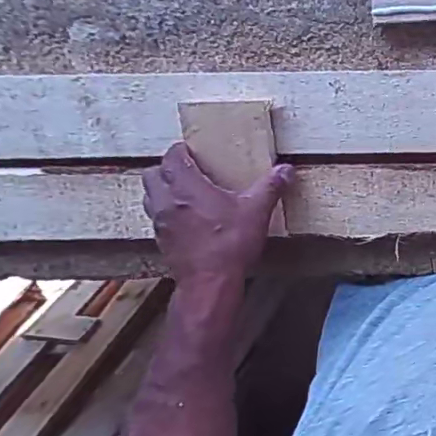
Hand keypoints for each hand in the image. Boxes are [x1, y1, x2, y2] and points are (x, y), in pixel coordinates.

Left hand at [142, 142, 292, 282]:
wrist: (210, 284)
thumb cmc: (229, 245)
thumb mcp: (256, 212)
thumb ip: (269, 188)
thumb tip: (286, 170)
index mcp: (185, 187)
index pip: (171, 157)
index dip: (180, 151)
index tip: (192, 151)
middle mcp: (166, 201)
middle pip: (152, 174)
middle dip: (166, 169)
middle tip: (186, 171)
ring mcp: (160, 223)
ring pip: (149, 197)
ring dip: (161, 191)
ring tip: (183, 194)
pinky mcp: (162, 242)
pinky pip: (156, 219)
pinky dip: (165, 214)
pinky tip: (185, 220)